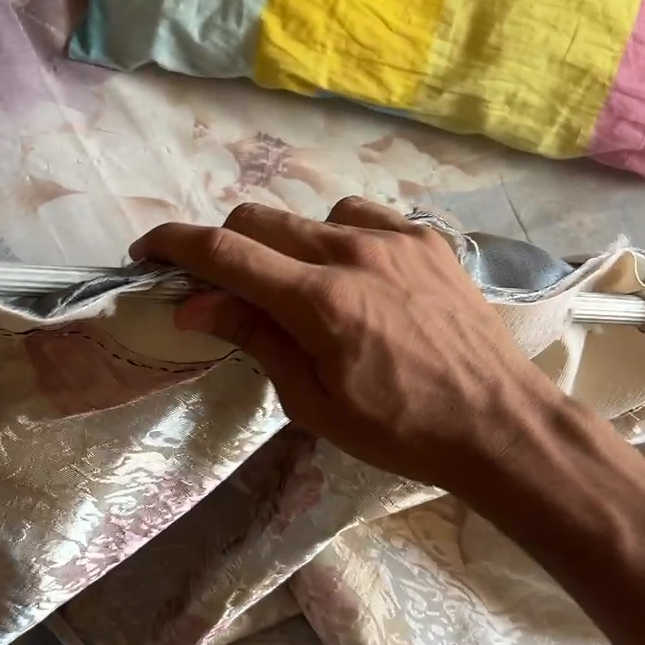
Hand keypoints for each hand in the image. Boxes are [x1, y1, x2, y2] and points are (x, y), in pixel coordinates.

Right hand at [130, 199, 566, 490]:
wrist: (499, 424)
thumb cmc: (396, 428)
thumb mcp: (309, 399)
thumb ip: (253, 337)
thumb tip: (193, 305)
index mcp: (318, 301)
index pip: (223, 252)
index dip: (173, 245)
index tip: (145, 253)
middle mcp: (353, 252)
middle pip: (257, 219)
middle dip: (222, 246)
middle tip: (219, 288)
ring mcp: (396, 239)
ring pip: (306, 215)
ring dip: (280, 244)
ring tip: (294, 287)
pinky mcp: (427, 239)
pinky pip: (359, 217)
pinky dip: (332, 238)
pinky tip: (348, 274)